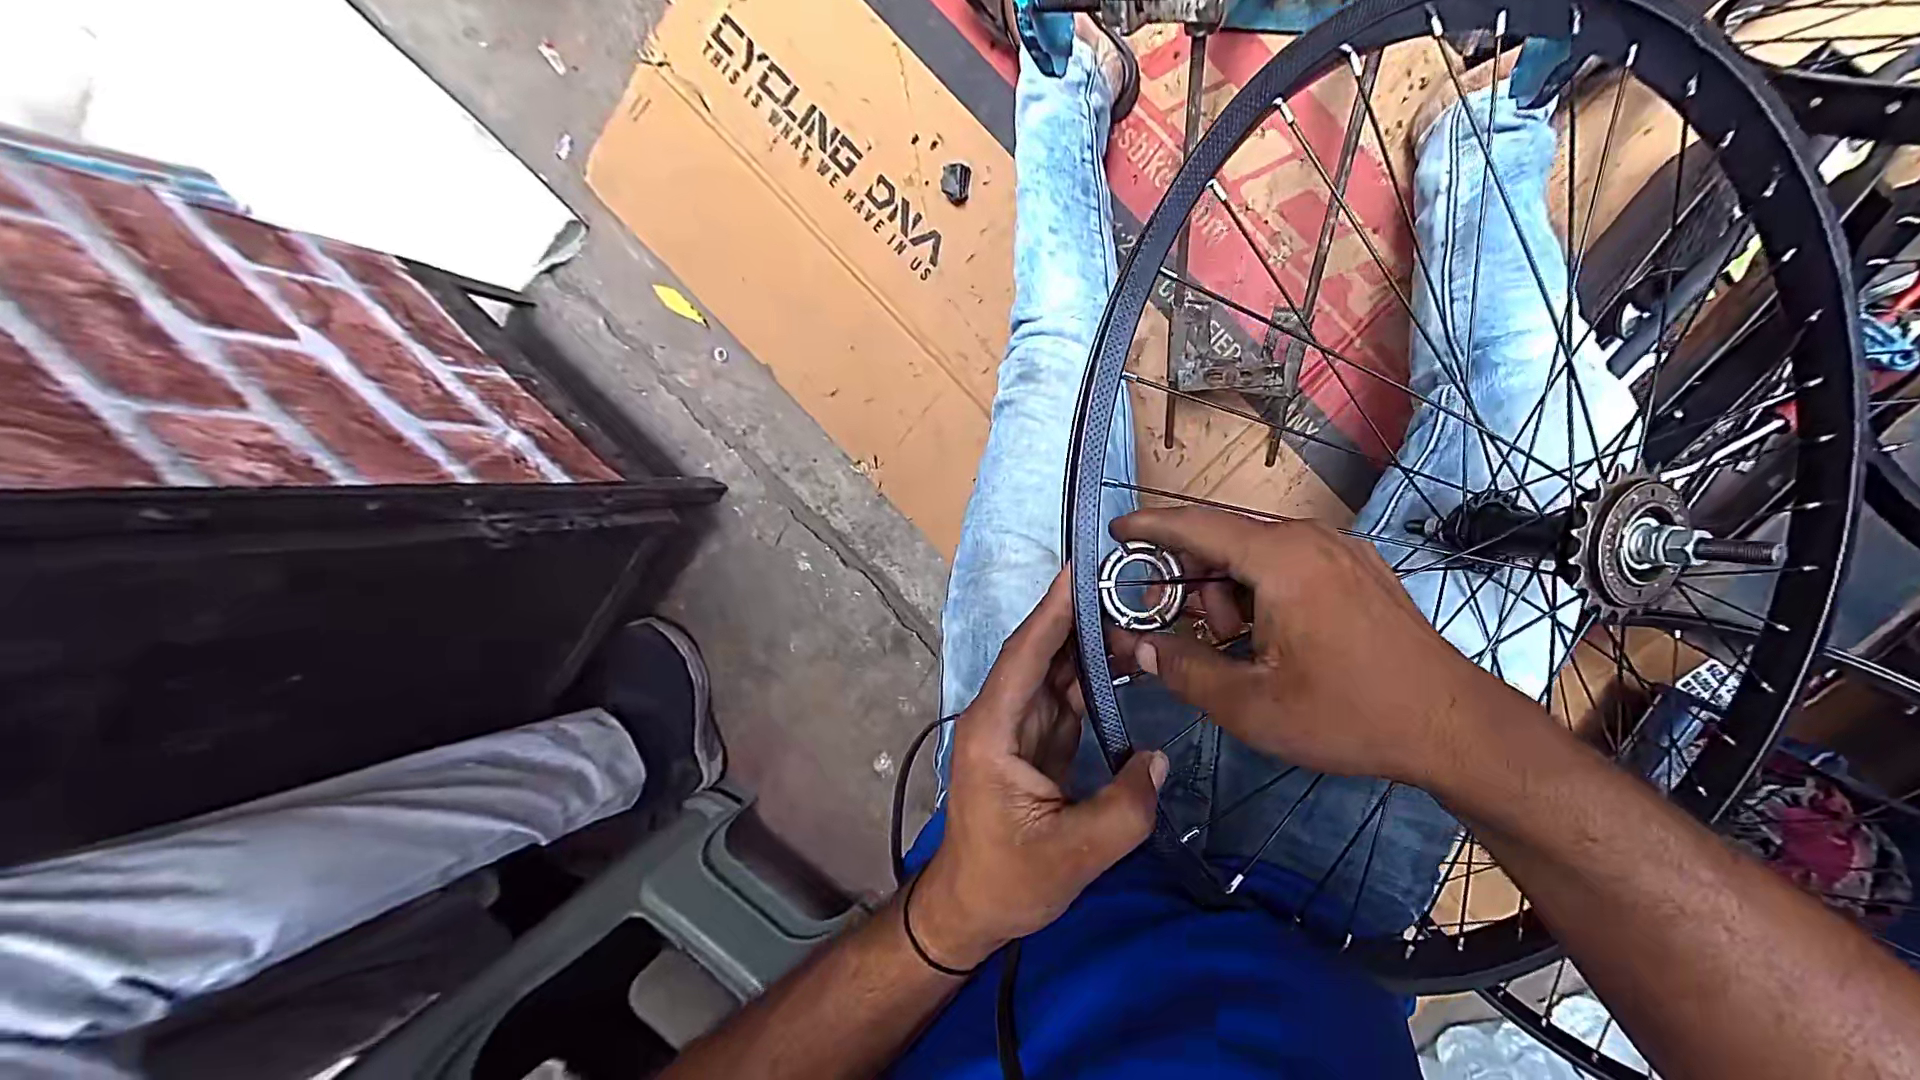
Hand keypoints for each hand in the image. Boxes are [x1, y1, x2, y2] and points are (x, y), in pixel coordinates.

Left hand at [910, 571, 1167, 969]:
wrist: (972, 907)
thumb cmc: (1008, 880)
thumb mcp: (1073, 854)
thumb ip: (1125, 808)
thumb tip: (1158, 758)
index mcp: (994, 730)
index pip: (1025, 656)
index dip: (1052, 611)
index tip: (1079, 570)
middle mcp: (1001, 716)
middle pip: (1040, 654)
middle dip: (1080, 621)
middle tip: (1128, 591)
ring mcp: (1017, 726)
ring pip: (1053, 671)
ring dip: (1090, 647)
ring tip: (1138, 626)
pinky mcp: (1035, 740)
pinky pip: (1064, 695)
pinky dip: (1092, 678)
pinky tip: (1123, 666)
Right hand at [1109, 507, 1528, 788]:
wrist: (1458, 730)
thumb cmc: (1349, 714)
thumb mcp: (1249, 704)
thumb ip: (1181, 669)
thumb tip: (1134, 647)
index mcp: (1281, 559)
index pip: (1195, 525)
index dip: (1149, 527)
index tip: (1115, 532)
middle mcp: (1310, 540)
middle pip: (1221, 541)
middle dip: (1188, 581)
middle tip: (1177, 627)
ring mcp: (1339, 551)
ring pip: (1253, 554)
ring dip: (1226, 593)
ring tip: (1237, 647)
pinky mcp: (1357, 569)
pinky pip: (1285, 564)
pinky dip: (1257, 591)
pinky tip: (1268, 637)